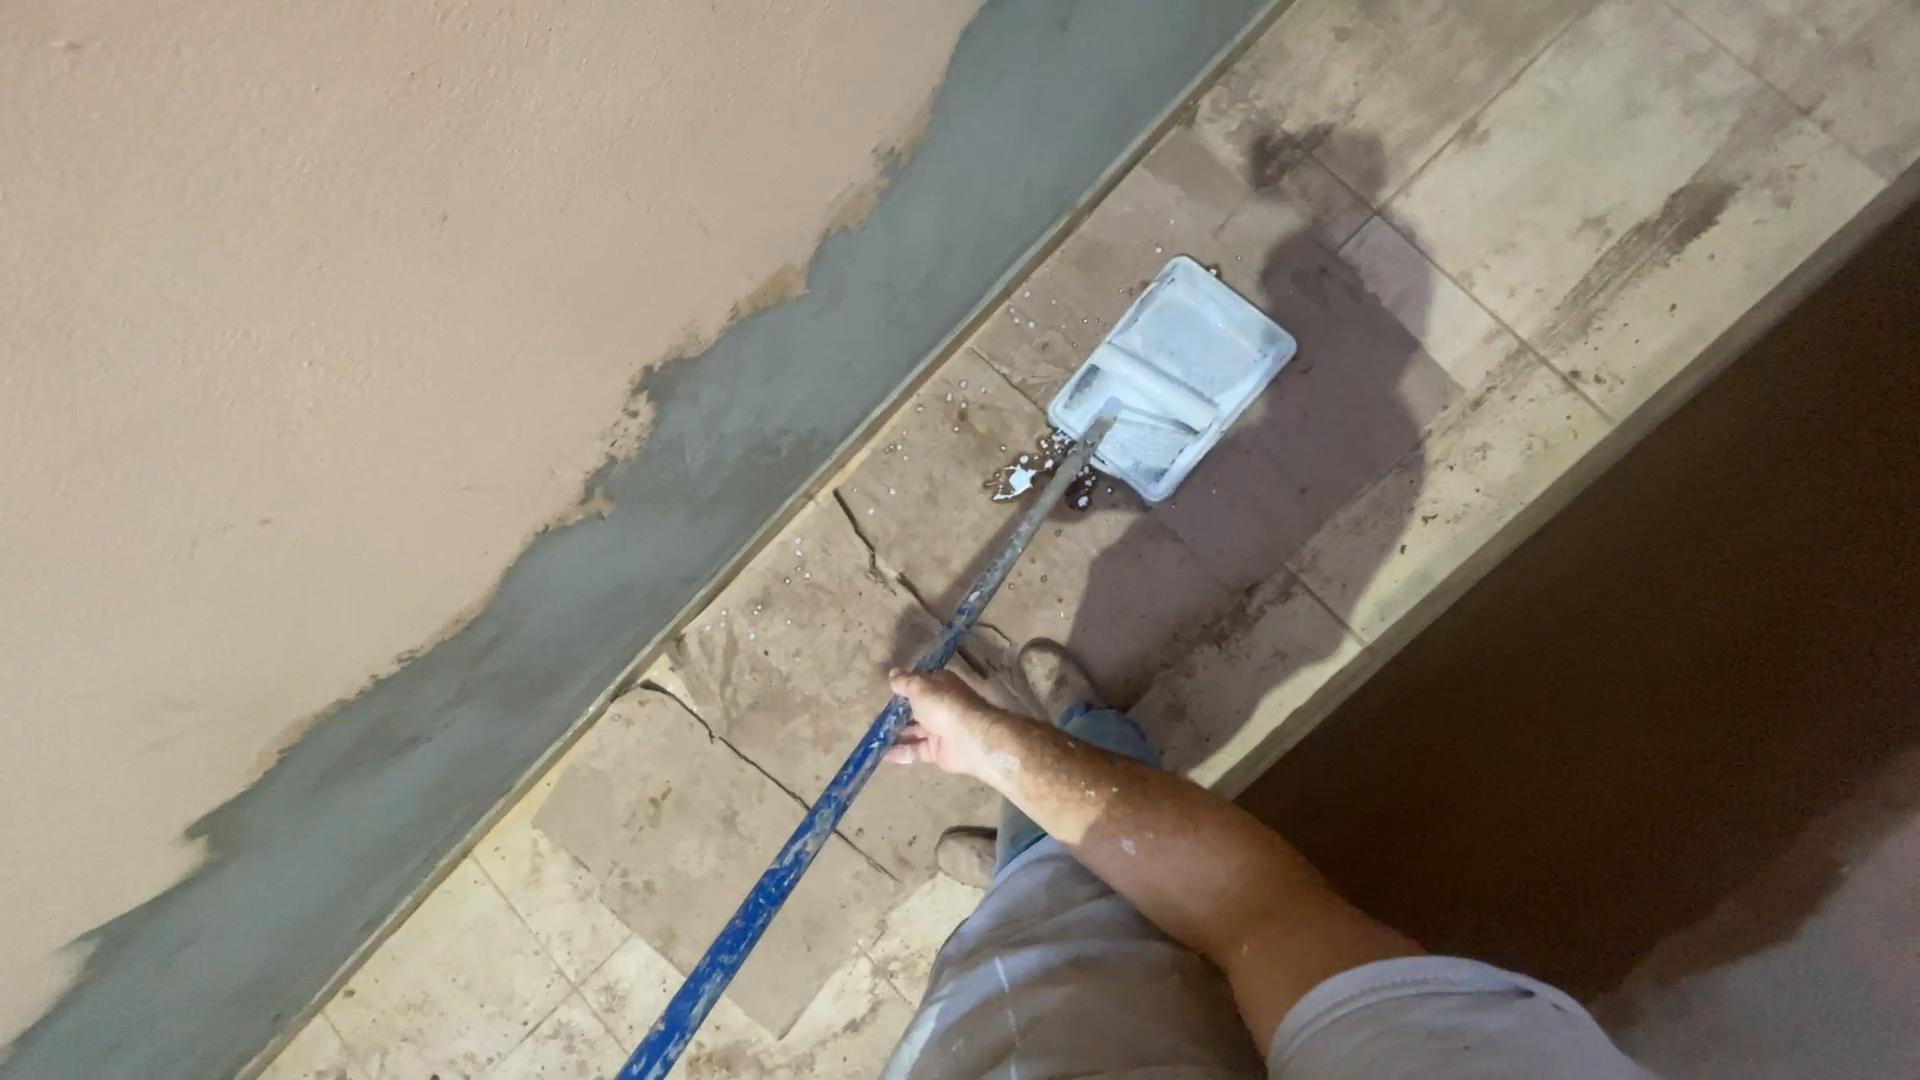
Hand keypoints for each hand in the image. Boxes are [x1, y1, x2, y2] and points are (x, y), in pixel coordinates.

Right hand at [883, 668, 1005, 778]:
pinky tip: (881, 754)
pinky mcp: (936, 751)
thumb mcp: (919, 687)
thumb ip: (904, 682)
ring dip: (895, 734)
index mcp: (940, 686)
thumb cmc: (943, 705)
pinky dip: (900, 752)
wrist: (968, 738)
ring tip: (873, 737)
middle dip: (896, 714)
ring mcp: (939, 730)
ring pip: (913, 731)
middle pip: (915, 709)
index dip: (904, 688)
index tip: (886, 694)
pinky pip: (915, 751)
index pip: (920, 684)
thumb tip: (893, 673)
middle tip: (874, 718)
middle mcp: (940, 706)